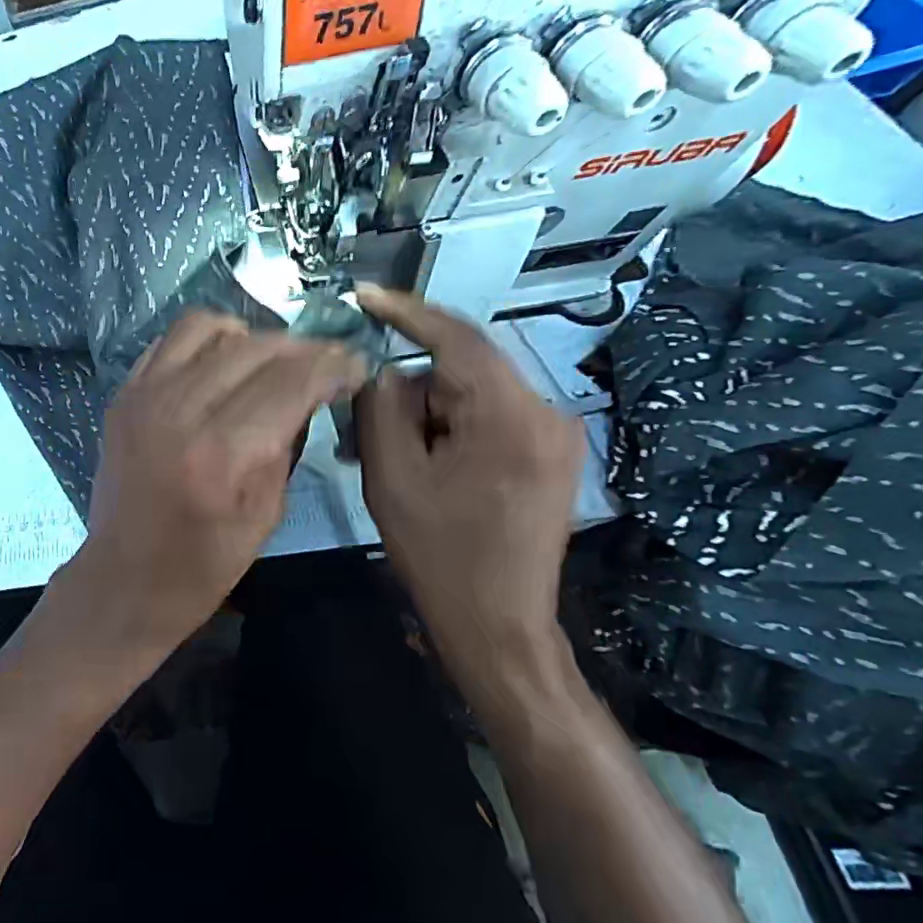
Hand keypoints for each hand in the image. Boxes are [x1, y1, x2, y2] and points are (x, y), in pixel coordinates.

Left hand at [66, 311, 365, 655]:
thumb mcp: (267, 513)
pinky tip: (227, 362)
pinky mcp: (125, 393)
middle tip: (328, 363)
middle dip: (305, 349)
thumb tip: (311, 391)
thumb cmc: (204, 565)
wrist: (124, 580)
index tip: (358, 367)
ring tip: (275, 361)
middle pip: (257, 347)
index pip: (292, 381)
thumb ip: (289, 443)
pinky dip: (210, 339)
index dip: (334, 365)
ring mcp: (146, 395)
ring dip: (256, 337)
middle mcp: (181, 410)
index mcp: (222, 453)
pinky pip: (173, 338)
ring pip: (213, 327)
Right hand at [355, 286, 584, 670]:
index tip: (364, 294)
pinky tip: (429, 462)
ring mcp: (558, 434)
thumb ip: (382, 409)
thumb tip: (384, 369)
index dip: (407, 312)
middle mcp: (547, 412)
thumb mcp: (393, 480)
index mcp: (511, 416)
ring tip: (395, 455)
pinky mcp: (554, 454)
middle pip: (465, 369)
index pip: (457, 338)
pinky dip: (455, 428)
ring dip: (432, 413)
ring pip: (477, 394)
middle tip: (366, 419)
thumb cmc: (441, 559)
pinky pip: (494, 417)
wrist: (500, 628)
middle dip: (413, 387)